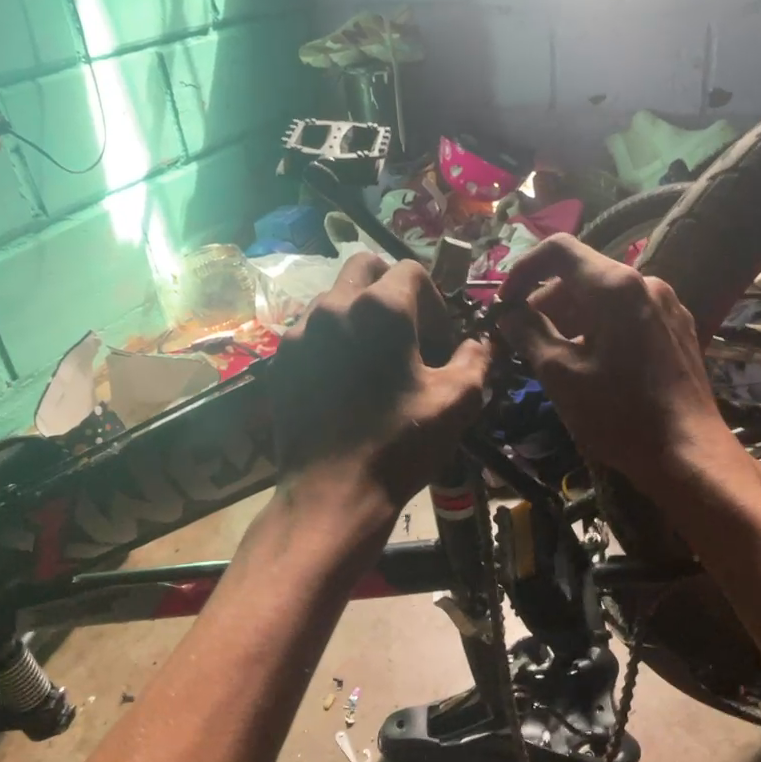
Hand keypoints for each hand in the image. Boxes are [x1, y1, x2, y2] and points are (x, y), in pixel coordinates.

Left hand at [268, 254, 490, 536]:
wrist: (333, 494)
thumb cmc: (402, 443)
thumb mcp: (458, 400)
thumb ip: (476, 358)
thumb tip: (479, 343)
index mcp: (381, 308)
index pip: (412, 271)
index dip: (433, 300)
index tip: (439, 339)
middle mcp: (334, 306)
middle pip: (365, 267)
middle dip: (390, 288)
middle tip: (407, 332)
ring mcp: (300, 333)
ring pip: (333, 298)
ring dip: (358, 313)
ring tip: (373, 359)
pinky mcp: (281, 362)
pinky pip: (310, 332)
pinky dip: (331, 341)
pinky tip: (344, 382)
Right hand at [495, 234, 734, 485]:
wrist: (690, 454)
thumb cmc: (620, 415)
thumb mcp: (560, 375)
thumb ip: (528, 334)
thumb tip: (509, 315)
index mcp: (616, 286)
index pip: (558, 249)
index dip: (523, 270)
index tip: (505, 304)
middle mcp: (646, 283)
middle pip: (582, 274)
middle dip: (546, 302)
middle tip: (523, 340)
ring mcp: (667, 305)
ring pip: (606, 296)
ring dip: (572, 317)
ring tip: (555, 358)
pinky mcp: (678, 329)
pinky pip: (629, 314)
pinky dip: (601, 327)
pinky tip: (593, 364)